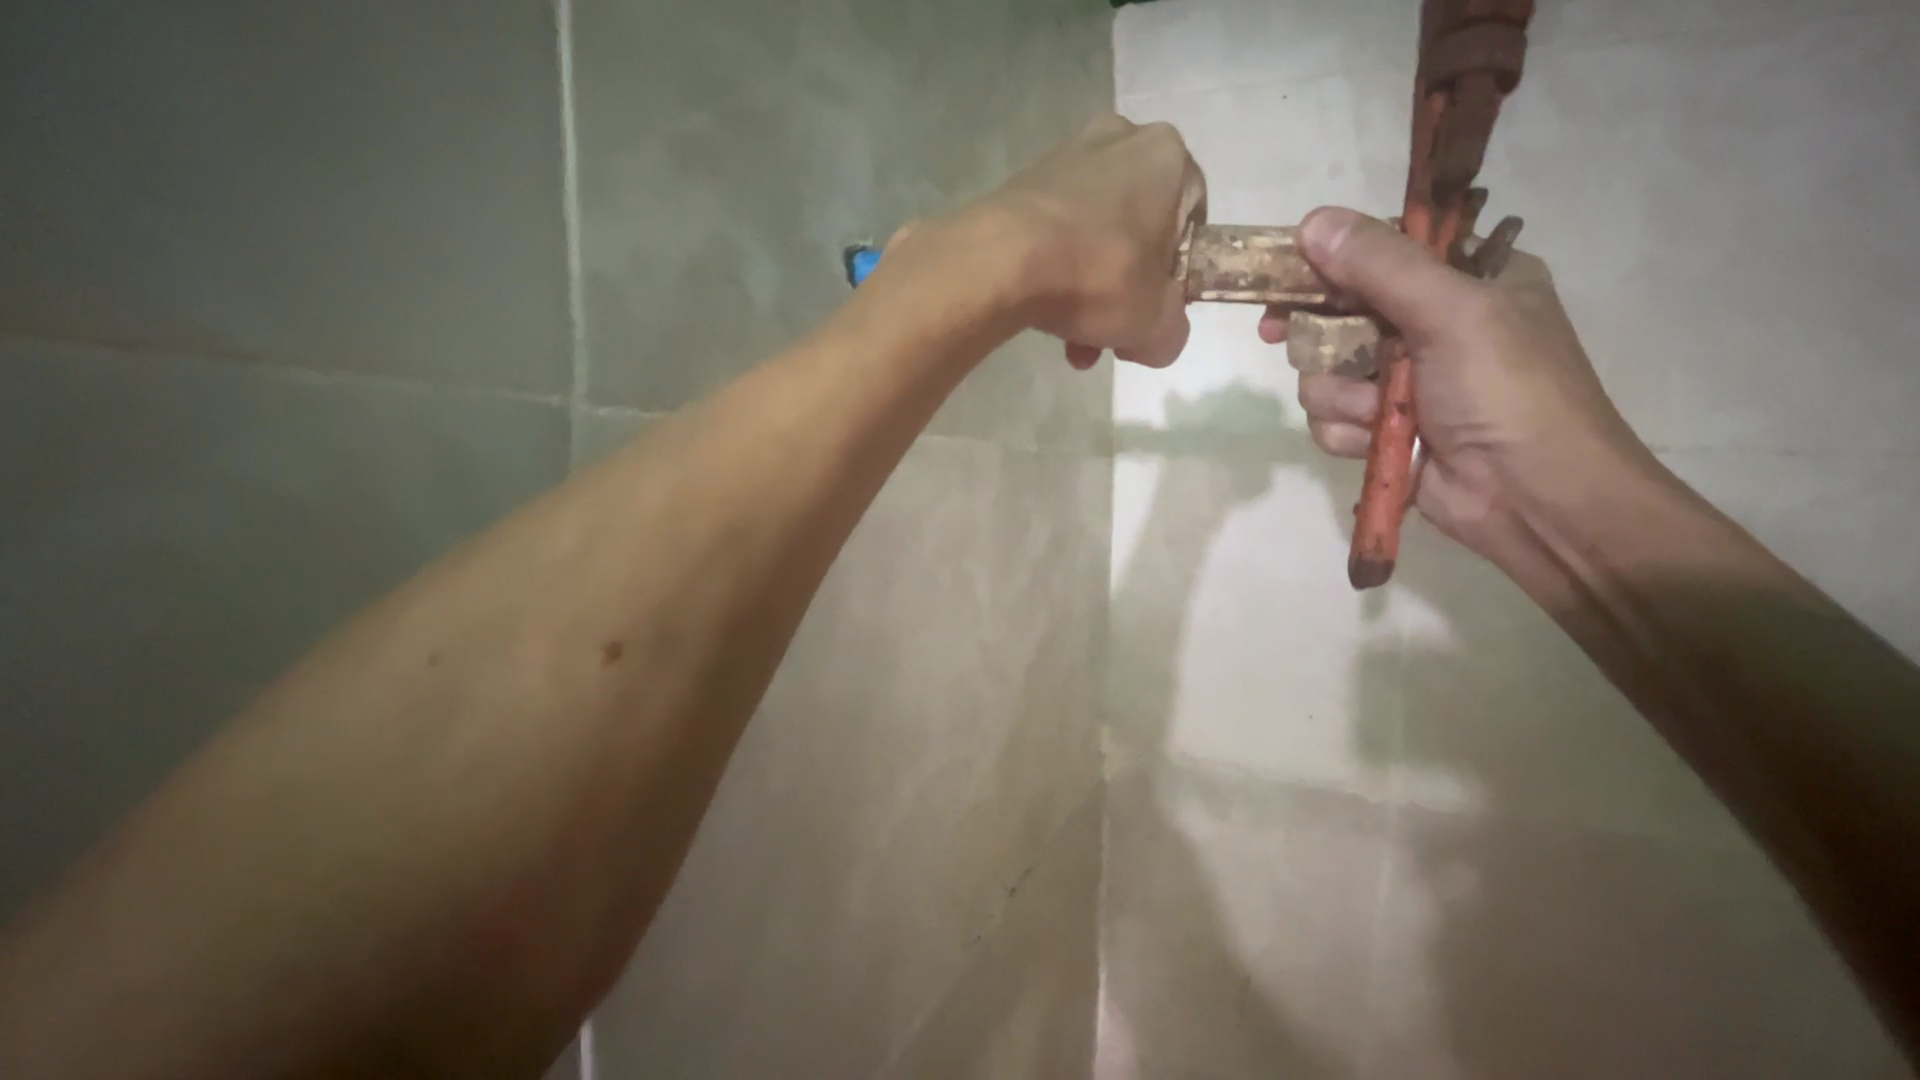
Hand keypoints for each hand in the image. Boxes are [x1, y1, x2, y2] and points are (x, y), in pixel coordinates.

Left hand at [967, 114, 1206, 369]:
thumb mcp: (1156, 324)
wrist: (1001, 261)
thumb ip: (1171, 333)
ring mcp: (1064, 158)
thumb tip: (1154, 340)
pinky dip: (1054, 274)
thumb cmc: (1099, 276)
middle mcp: (1119, 140)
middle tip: (1111, 335)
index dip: (1177, 275)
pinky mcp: (1020, 183)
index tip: (1155, 310)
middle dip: (1125, 292)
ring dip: (1087, 292)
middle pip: (1136, 233)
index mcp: (1167, 156)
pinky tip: (1043, 318)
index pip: (1192, 220)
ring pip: (1092, 238)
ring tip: (1072, 343)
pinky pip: (1053, 235)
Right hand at [1273, 208, 1655, 557]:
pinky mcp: (1384, 430)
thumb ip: (1382, 267)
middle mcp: (1432, 325)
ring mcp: (1404, 382)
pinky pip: (1331, 418)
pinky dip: (1345, 431)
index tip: (1286, 271)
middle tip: (1277, 333)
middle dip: (1319, 334)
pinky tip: (1372, 442)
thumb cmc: (1508, 392)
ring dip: (1338, 394)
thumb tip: (1312, 221)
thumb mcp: (1453, 313)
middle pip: (1341, 312)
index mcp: (1468, 279)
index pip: (1383, 252)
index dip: (1330, 261)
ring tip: (1373, 412)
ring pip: (1326, 371)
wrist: (1532, 498)